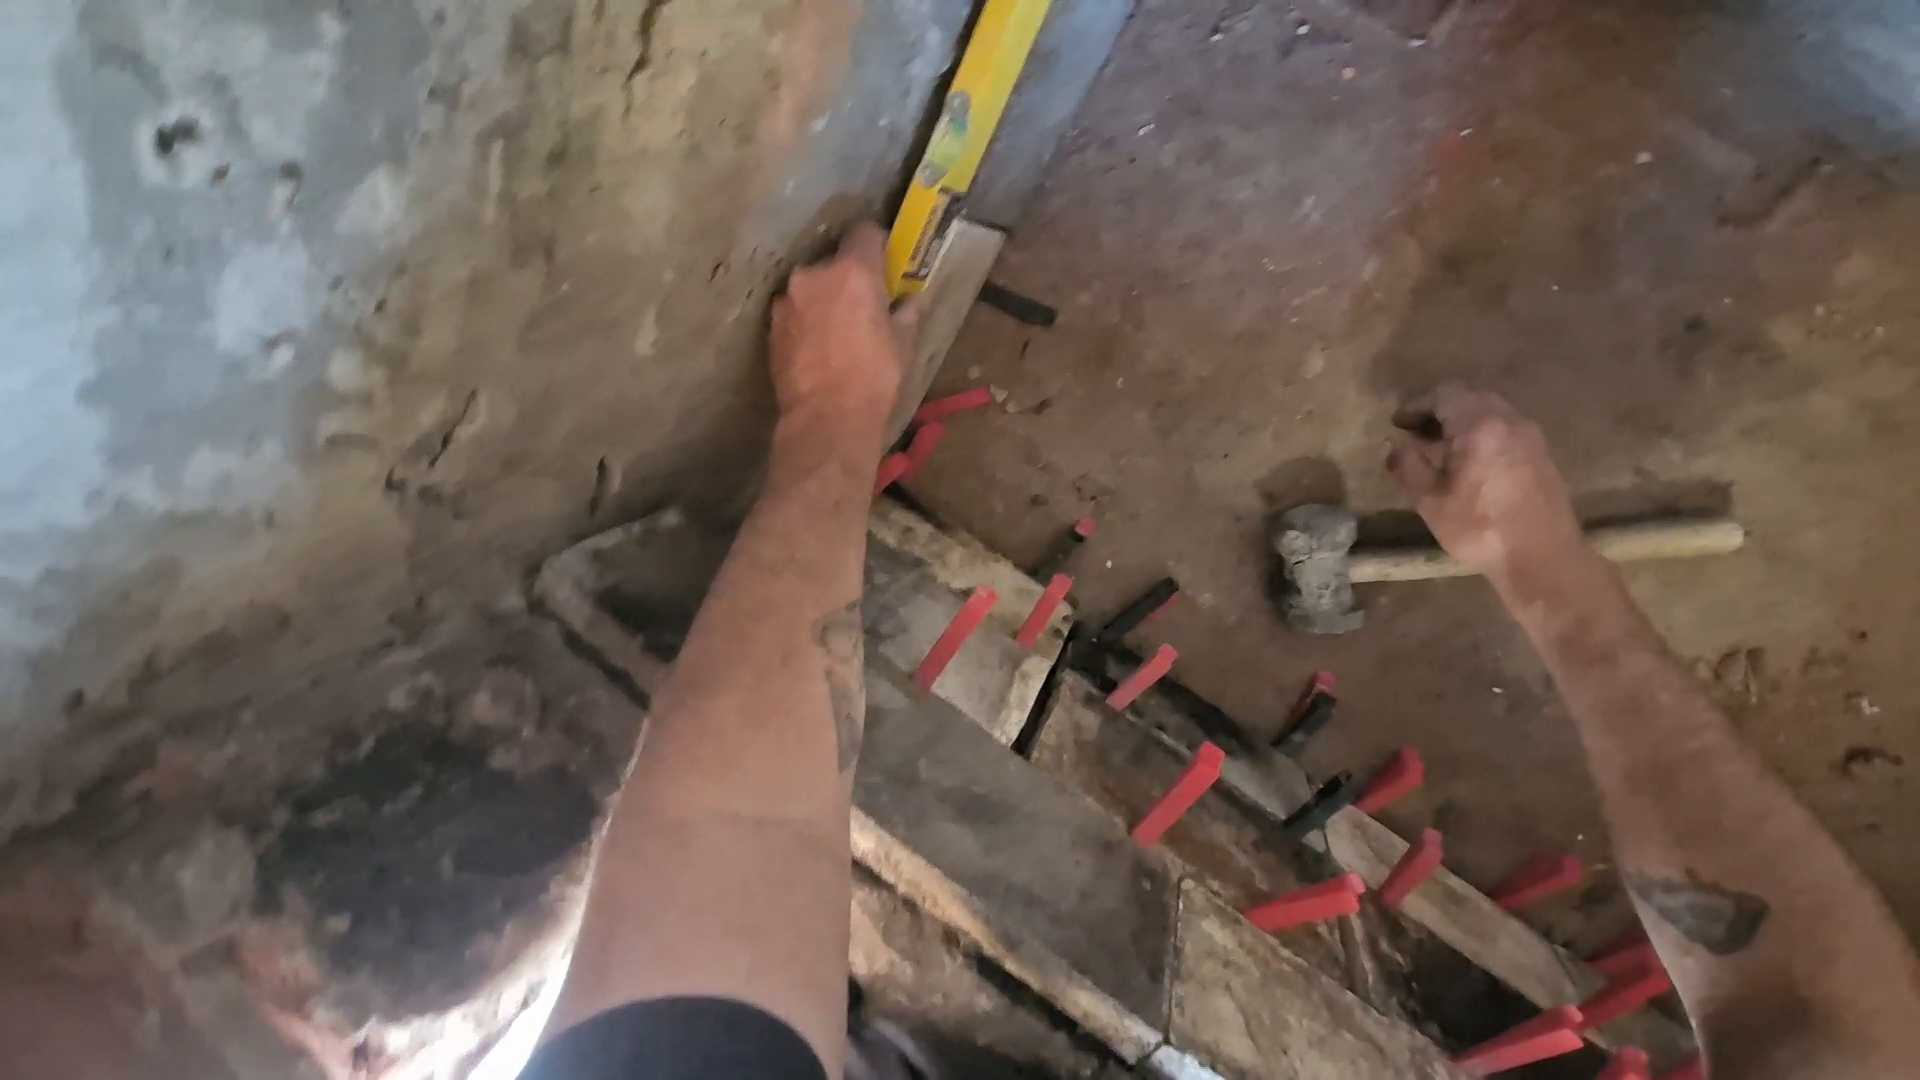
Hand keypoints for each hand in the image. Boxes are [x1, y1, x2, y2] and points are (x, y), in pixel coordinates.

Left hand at [769, 223, 915, 432]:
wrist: (827, 417)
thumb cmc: (874, 377)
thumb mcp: (902, 343)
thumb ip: (908, 312)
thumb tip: (917, 298)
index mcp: (853, 271)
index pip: (864, 233)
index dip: (877, 246)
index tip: (884, 266)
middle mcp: (814, 274)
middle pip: (834, 262)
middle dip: (847, 278)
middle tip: (863, 307)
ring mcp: (788, 299)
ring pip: (811, 287)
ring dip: (823, 299)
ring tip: (836, 333)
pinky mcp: (772, 325)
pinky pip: (795, 311)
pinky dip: (806, 320)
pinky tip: (817, 348)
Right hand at [1385, 386, 1583, 578]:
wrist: (1541, 555)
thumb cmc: (1478, 526)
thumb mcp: (1429, 499)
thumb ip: (1406, 465)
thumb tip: (1390, 444)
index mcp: (1479, 426)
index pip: (1443, 396)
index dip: (1416, 405)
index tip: (1397, 423)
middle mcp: (1508, 420)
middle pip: (1469, 397)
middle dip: (1438, 409)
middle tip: (1414, 432)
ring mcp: (1529, 435)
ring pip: (1490, 410)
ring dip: (1461, 419)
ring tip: (1439, 446)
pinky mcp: (1540, 452)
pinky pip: (1505, 427)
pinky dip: (1481, 431)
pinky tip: (1468, 459)